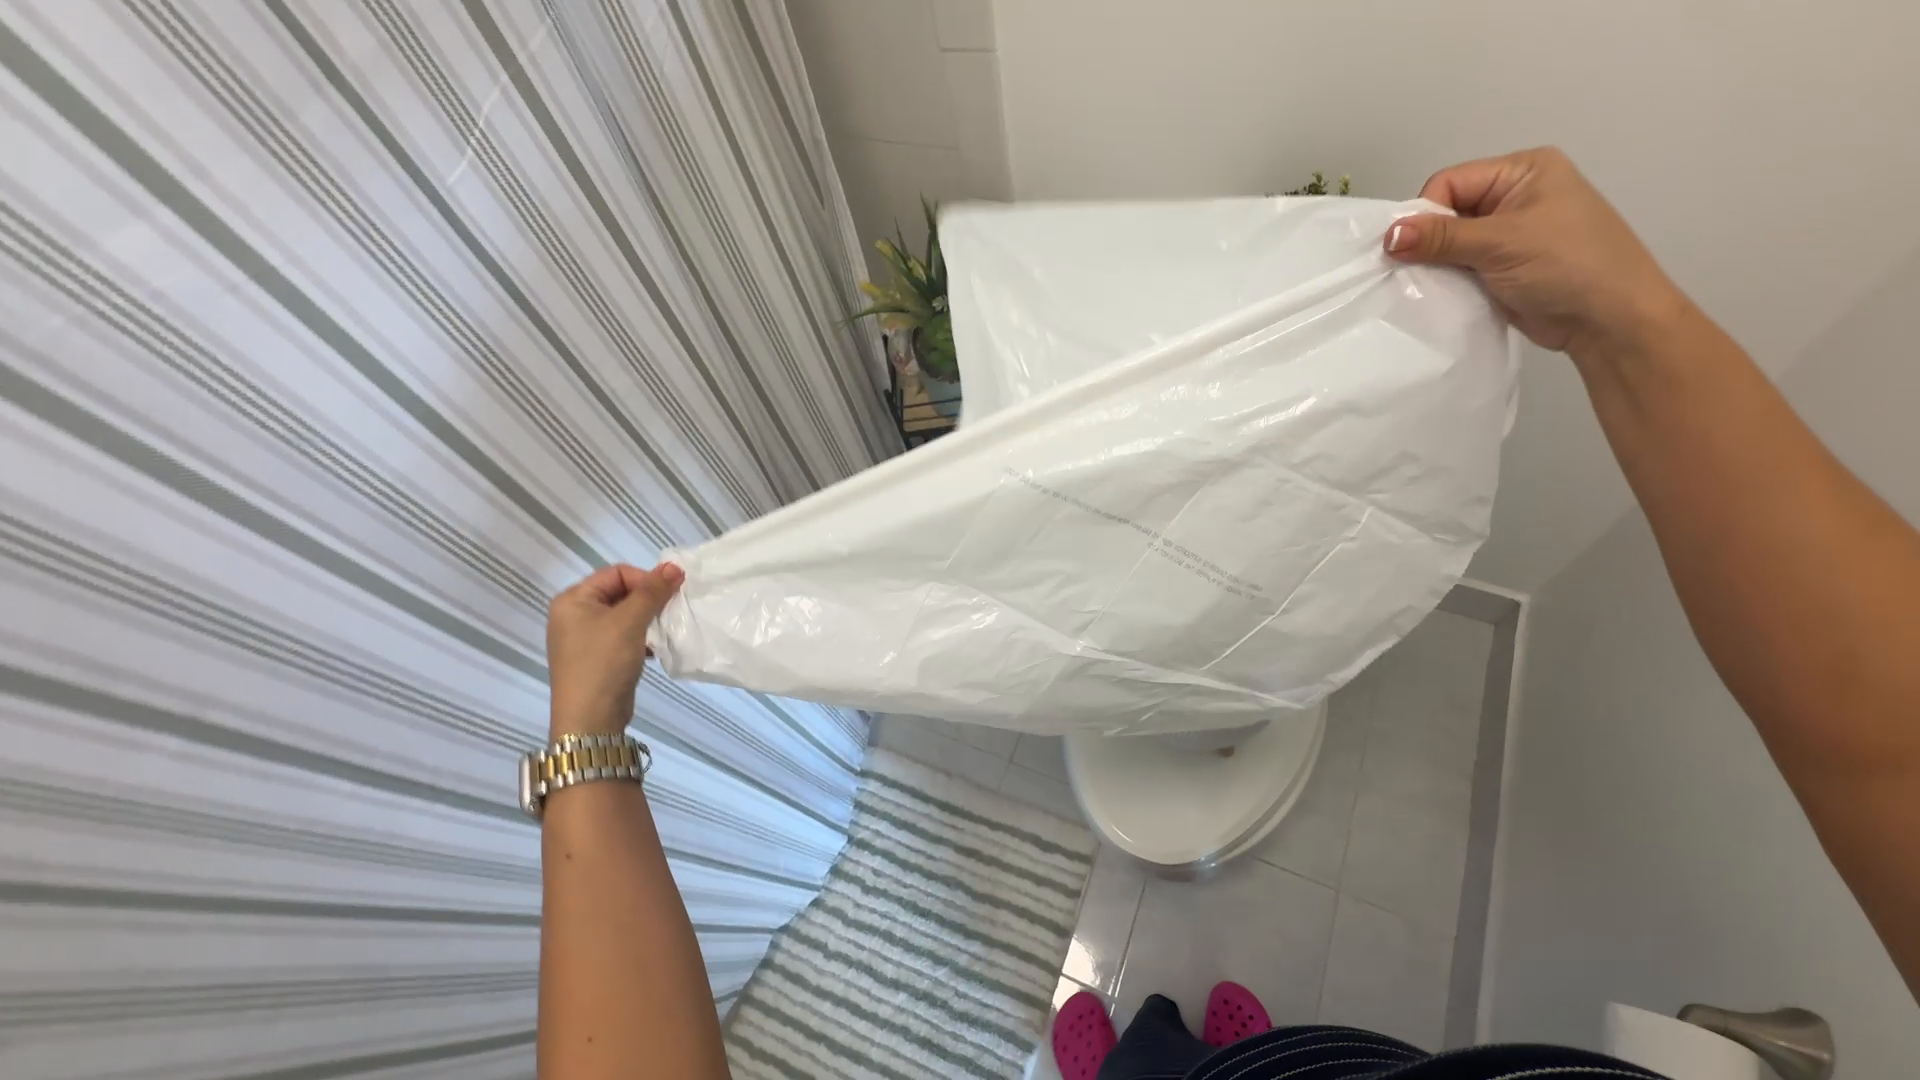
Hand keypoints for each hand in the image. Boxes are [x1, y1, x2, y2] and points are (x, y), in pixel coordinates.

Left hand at [546, 563, 683, 737]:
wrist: (590, 719)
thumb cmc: (604, 663)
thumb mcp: (630, 622)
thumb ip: (653, 591)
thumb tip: (675, 566)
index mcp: (573, 599)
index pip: (617, 573)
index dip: (645, 580)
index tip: (668, 595)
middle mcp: (574, 615)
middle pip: (620, 593)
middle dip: (648, 601)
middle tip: (669, 613)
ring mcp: (583, 638)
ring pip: (624, 615)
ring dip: (647, 620)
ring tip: (662, 633)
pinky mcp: (596, 657)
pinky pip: (622, 636)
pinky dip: (640, 638)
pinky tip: (653, 651)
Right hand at [1383, 147, 1693, 365]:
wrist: (1608, 319)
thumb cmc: (1568, 265)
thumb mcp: (1501, 242)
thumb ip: (1442, 237)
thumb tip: (1388, 236)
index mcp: (1522, 172)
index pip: (1450, 182)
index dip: (1426, 213)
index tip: (1410, 247)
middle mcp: (1512, 197)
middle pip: (1446, 211)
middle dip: (1427, 240)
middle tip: (1414, 270)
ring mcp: (1506, 234)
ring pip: (1448, 243)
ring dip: (1434, 264)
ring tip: (1425, 284)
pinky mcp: (1498, 267)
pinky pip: (1457, 266)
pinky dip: (1444, 279)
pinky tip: (1436, 294)